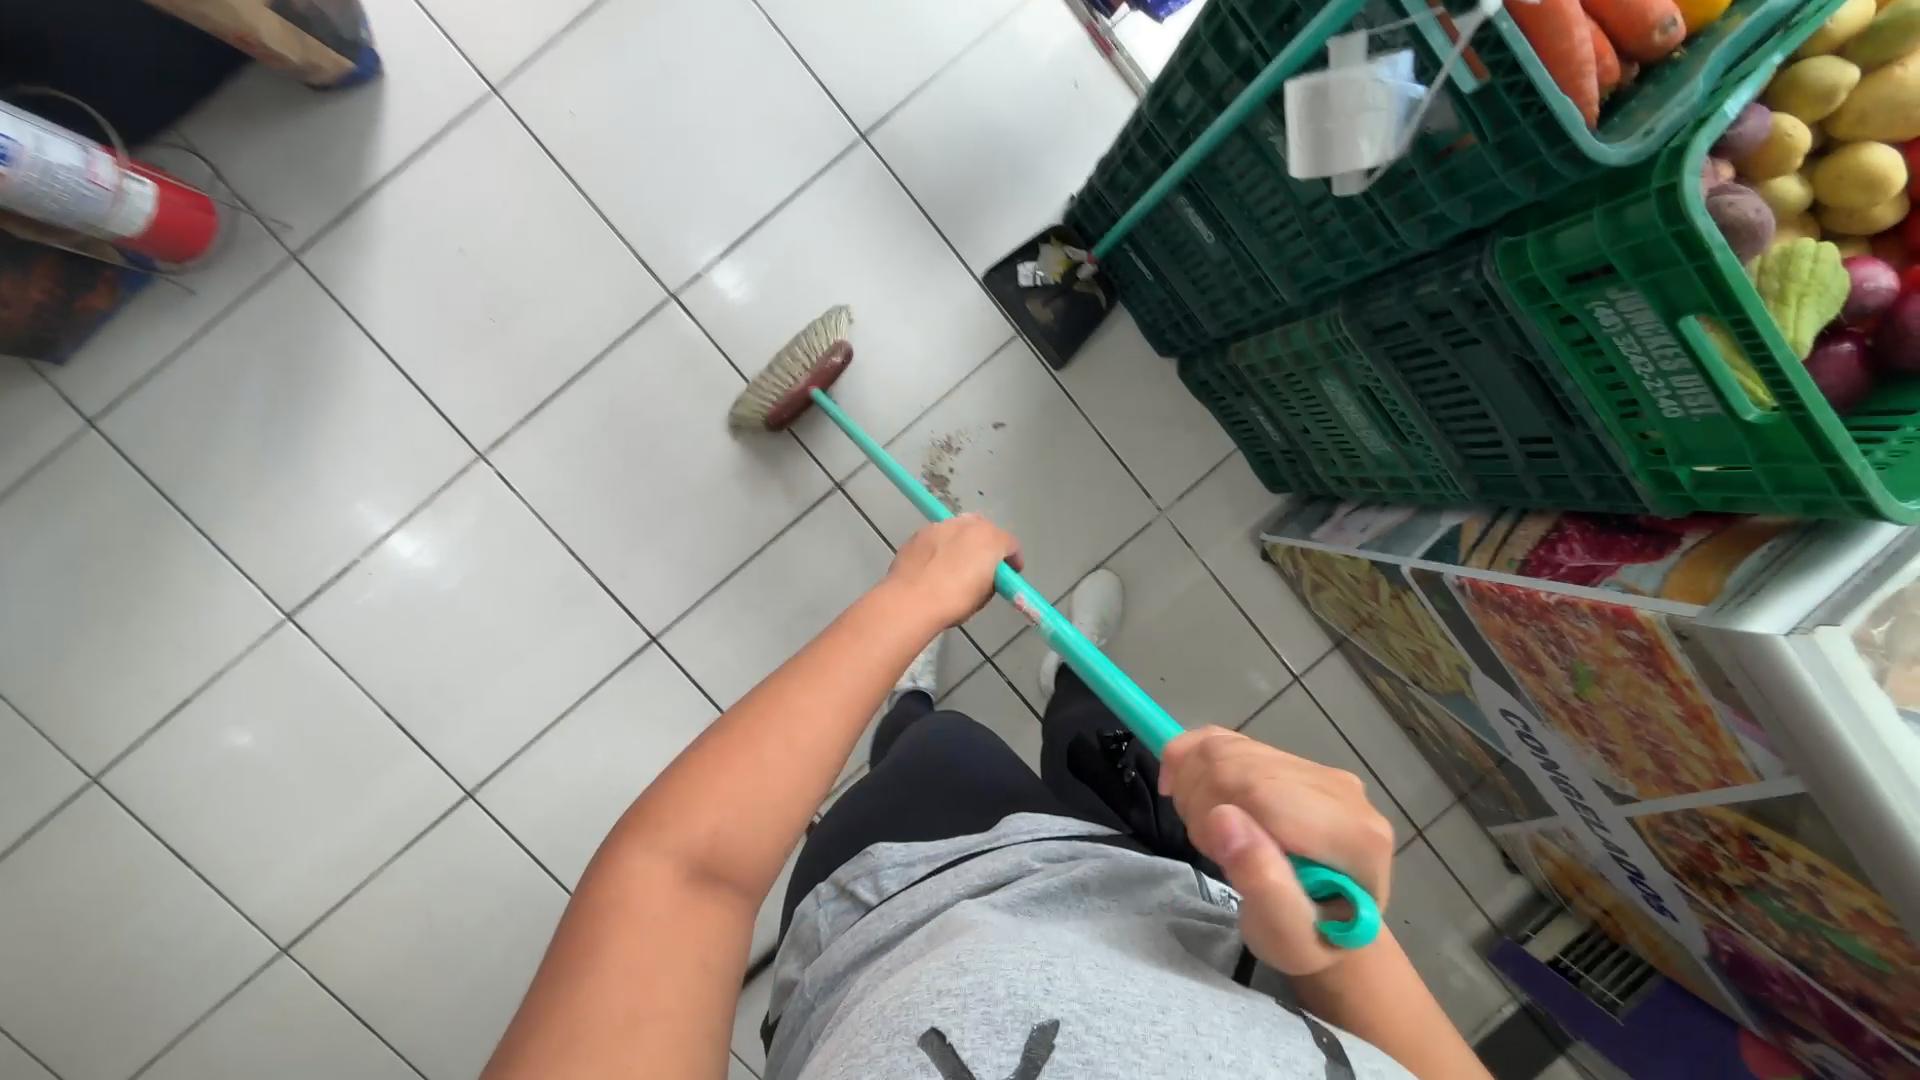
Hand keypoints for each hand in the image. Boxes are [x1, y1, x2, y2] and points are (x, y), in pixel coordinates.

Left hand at [883, 514, 1023, 628]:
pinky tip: (934, 563)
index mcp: (990, 539)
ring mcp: (942, 525)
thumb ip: (991, 579)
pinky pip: (939, 536)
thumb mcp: (983, 595)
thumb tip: (986, 575)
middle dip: (988, 544)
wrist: (910, 600)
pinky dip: (941, 545)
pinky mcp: (920, 532)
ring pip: (959, 528)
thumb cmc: (954, 601)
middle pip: (985, 529)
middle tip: (983, 565)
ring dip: (963, 541)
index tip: (1009, 573)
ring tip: (956, 562)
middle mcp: (968, 525)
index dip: (1013, 560)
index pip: (1011, 544)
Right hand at [1161, 727, 1394, 975]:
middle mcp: (1342, 790)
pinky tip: (1185, 786)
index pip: (1263, 789)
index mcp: (1352, 835)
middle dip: (1201, 797)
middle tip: (1204, 842)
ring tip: (1206, 827)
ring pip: (1227, 747)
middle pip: (1241, 763)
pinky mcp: (1291, 760)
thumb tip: (1224, 818)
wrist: (1328, 925)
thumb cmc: (1309, 939)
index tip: (1206, 846)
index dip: (1215, 807)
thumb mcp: (1285, 935)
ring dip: (1194, 782)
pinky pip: (1226, 739)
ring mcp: (1317, 770)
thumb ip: (1263, 882)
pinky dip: (1191, 757)